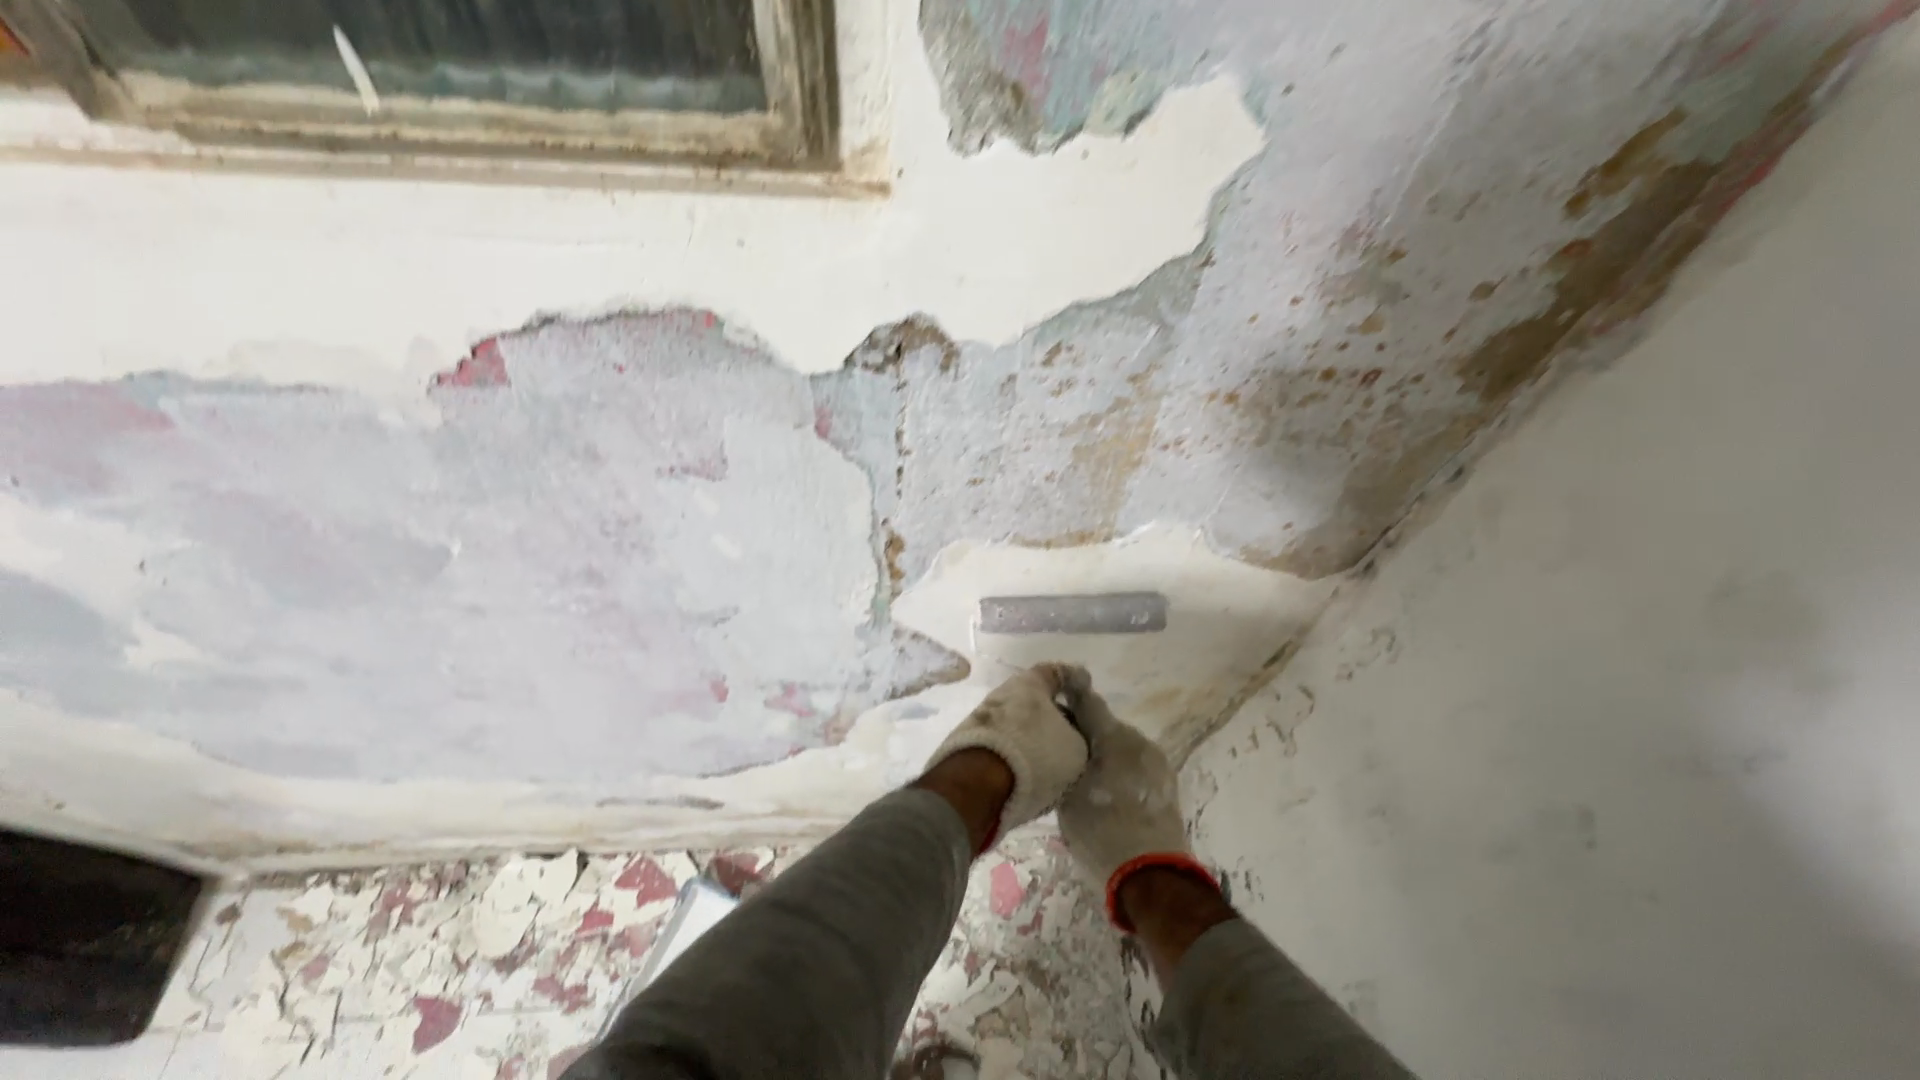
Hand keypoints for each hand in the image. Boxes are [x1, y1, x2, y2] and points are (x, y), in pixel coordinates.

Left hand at [922, 664, 1090, 847]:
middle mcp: (1003, 693)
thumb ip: (1078, 737)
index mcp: (1030, 682)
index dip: (1073, 682)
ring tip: (1052, 763)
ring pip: (1018, 726)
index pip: (1056, 673)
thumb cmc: (1036, 752)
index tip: (1085, 693)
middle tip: (1072, 737)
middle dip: (1053, 718)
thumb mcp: (1076, 748)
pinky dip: (1017, 756)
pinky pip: (1003, 746)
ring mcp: (983, 718)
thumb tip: (1071, 739)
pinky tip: (1030, 776)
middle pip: (1034, 701)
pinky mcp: (970, 744)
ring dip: (1034, 740)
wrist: (980, 782)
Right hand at [1054, 668, 1213, 929]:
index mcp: (1113, 735)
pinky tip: (1102, 792)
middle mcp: (1139, 740)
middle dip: (1081, 732)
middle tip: (1057, 750)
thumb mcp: (1068, 792)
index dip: (1067, 694)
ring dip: (1100, 753)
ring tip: (1078, 776)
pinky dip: (1116, 770)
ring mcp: (1157, 762)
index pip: (1086, 700)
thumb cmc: (1101, 831)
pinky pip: (1133, 765)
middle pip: (1103, 725)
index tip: (1050, 694)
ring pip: (1119, 747)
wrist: (1150, 877)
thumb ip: (1064, 757)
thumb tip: (1060, 740)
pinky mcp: (1166, 784)